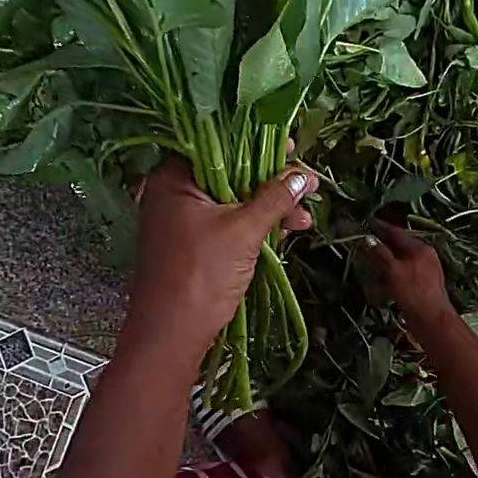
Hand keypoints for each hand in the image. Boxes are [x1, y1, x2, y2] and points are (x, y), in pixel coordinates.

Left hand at [125, 158, 317, 361]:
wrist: (172, 333)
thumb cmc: (200, 274)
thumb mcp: (243, 230)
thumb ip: (274, 198)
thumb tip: (304, 175)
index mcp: (174, 178)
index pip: (219, 145)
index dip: (259, 144)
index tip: (292, 148)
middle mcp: (175, 193)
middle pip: (231, 172)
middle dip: (272, 181)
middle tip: (306, 182)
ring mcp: (185, 220)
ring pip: (234, 200)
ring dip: (270, 206)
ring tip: (304, 214)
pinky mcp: (196, 243)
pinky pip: (230, 222)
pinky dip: (256, 225)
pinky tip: (287, 229)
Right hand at [364, 221, 455, 335]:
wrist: (431, 320)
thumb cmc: (414, 291)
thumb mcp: (393, 270)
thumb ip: (380, 254)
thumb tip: (368, 239)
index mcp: (421, 249)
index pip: (397, 234)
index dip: (381, 228)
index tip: (366, 223)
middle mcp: (424, 258)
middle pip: (398, 249)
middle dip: (380, 249)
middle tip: (361, 245)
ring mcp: (422, 274)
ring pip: (398, 265)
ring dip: (382, 266)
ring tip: (365, 265)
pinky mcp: (418, 289)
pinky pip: (400, 279)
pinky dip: (388, 280)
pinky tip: (376, 287)